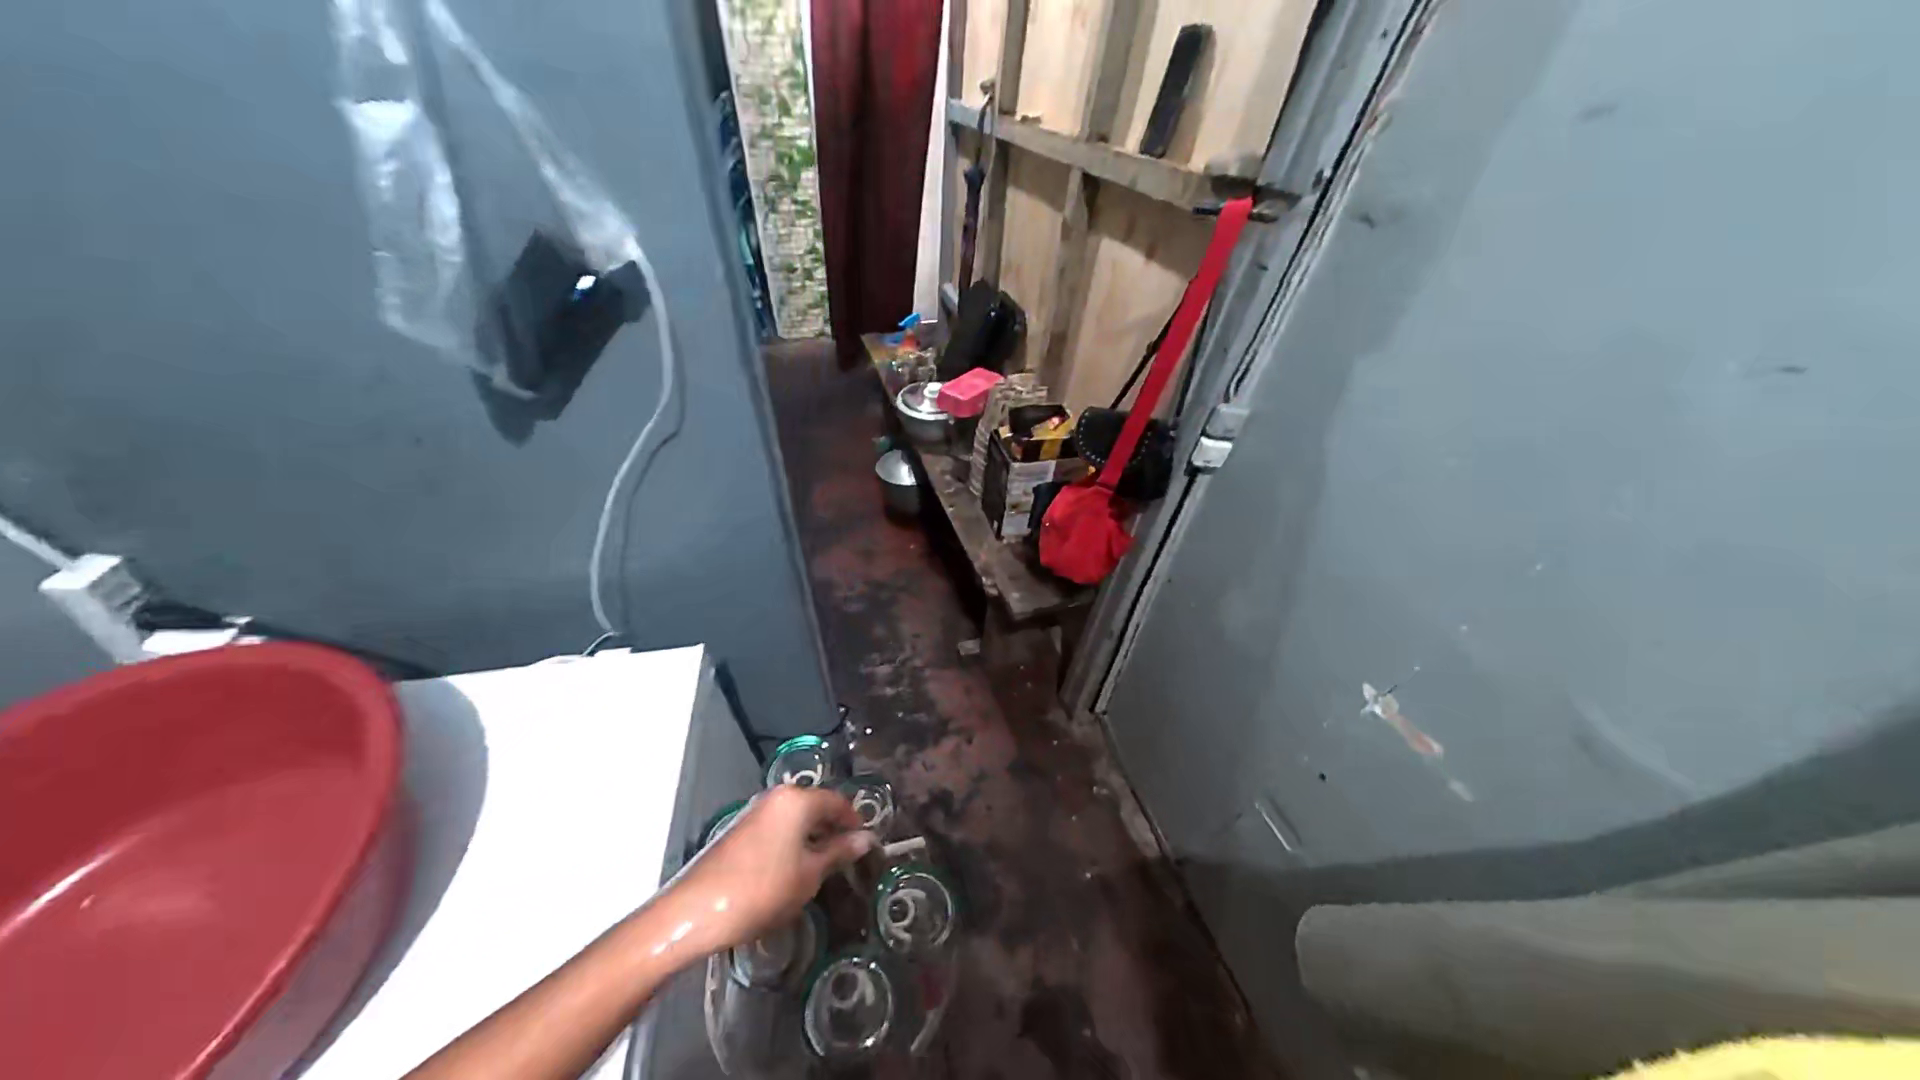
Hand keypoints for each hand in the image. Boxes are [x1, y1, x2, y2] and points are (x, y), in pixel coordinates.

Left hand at [656, 785, 876, 958]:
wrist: (696, 912)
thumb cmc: (762, 890)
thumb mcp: (809, 875)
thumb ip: (839, 852)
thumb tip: (865, 839)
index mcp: (797, 800)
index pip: (839, 802)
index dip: (856, 823)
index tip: (867, 846)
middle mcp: (776, 797)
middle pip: (816, 806)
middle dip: (834, 829)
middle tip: (848, 859)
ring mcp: (755, 812)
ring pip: (796, 819)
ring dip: (812, 838)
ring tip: (824, 868)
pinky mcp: (740, 830)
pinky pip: (778, 828)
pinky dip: (791, 843)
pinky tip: (794, 871)